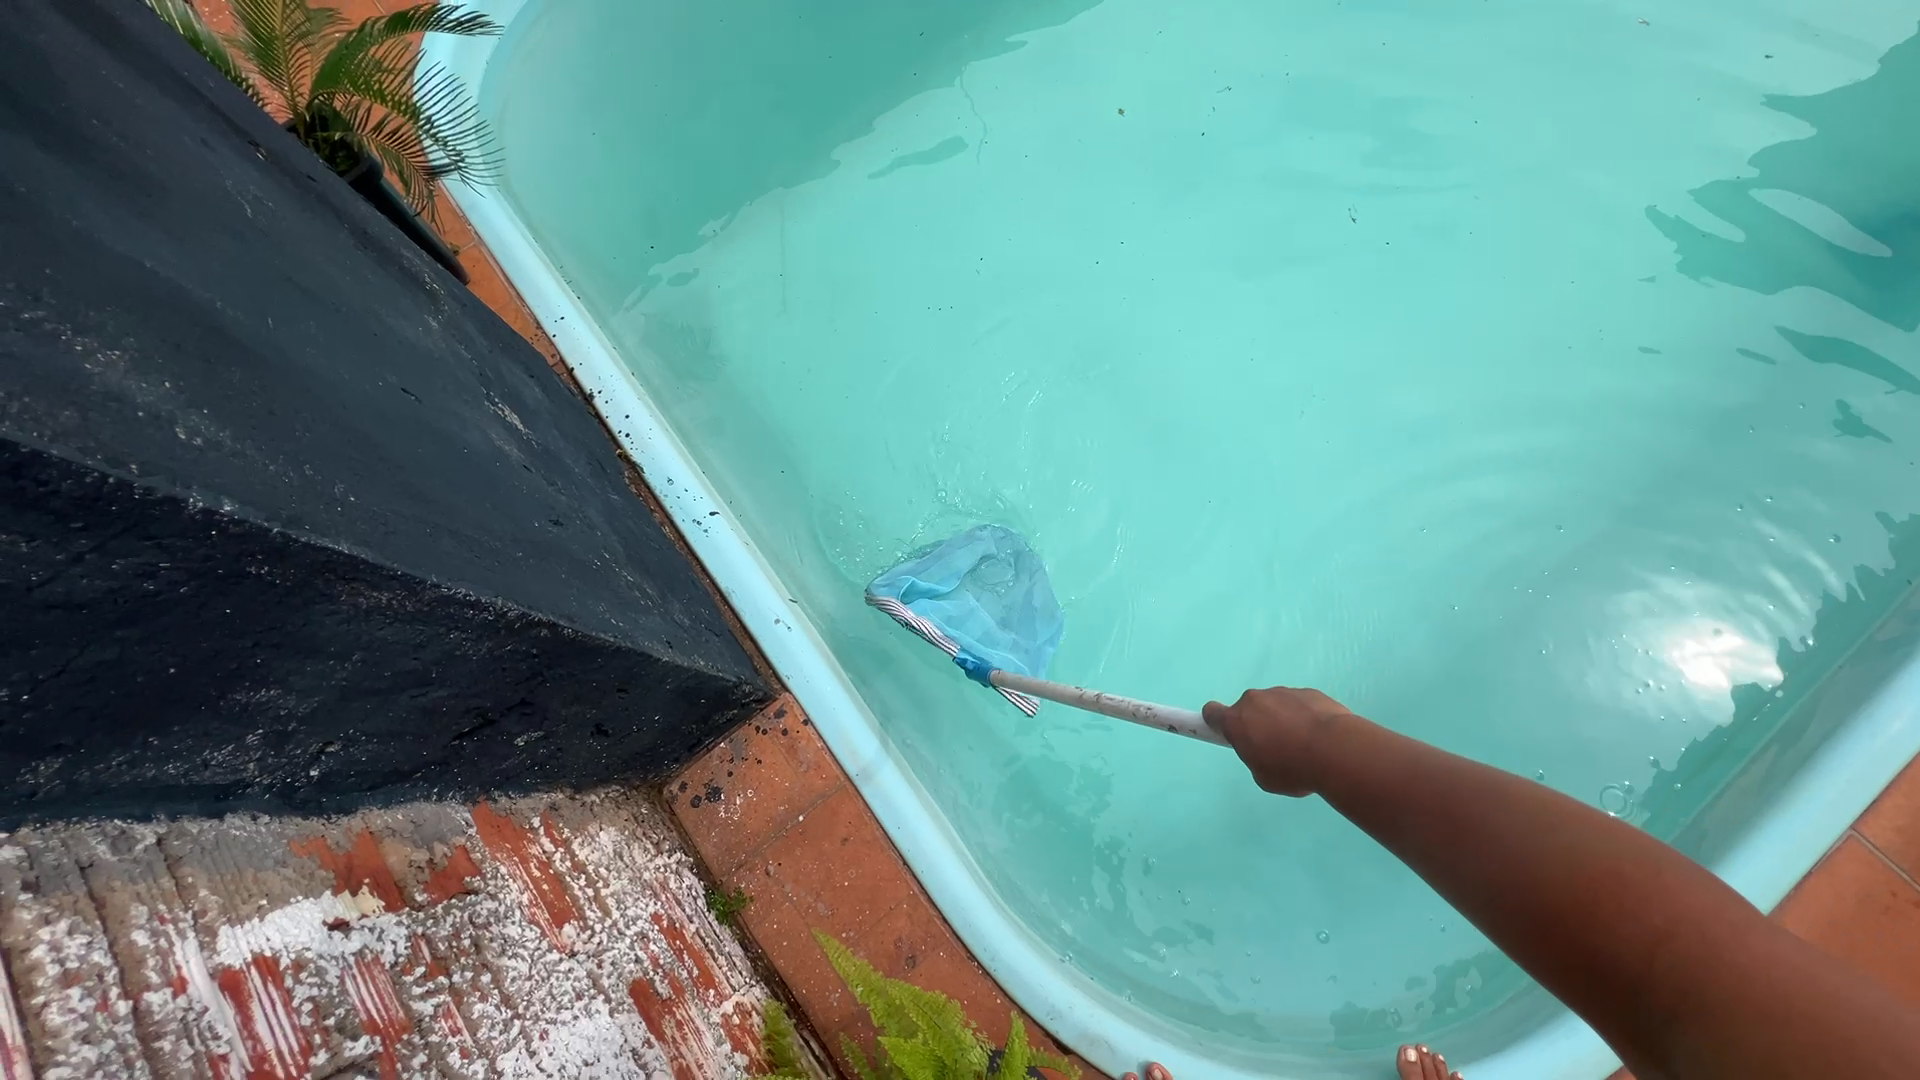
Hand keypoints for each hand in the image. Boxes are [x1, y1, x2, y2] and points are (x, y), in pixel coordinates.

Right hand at [1202, 686, 1360, 796]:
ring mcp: (1282, 692)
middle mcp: (1254, 700)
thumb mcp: (1264, 777)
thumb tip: (1265, 752)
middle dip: (1258, 724)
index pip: (1211, 712)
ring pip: (1276, 705)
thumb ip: (1255, 760)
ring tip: (1306, 745)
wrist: (1336, 750)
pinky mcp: (1308, 692)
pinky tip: (1322, 736)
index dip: (1217, 722)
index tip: (1229, 734)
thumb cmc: (1293, 769)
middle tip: (1278, 748)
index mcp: (1236, 721)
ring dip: (1283, 720)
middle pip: (1248, 709)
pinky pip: (1300, 704)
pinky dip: (1306, 716)